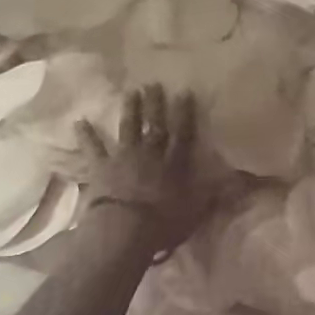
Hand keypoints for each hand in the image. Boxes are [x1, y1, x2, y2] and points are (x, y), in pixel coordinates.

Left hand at [76, 85, 225, 253]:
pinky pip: (93, 148)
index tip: (184, 92)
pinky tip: (79, 122)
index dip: (184, 113)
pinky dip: (86, 135)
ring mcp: (123, 158)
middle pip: (155, 125)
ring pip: (128, 128)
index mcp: (174, 164)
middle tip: (154, 83)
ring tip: (130, 92)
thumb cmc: (163, 223)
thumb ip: (211, 195)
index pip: (182, 134)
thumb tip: (235, 182)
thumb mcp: (195, 211)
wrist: (123, 230)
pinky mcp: (100, 168)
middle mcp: (150, 154)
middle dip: (155, 104)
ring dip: (129, 110)